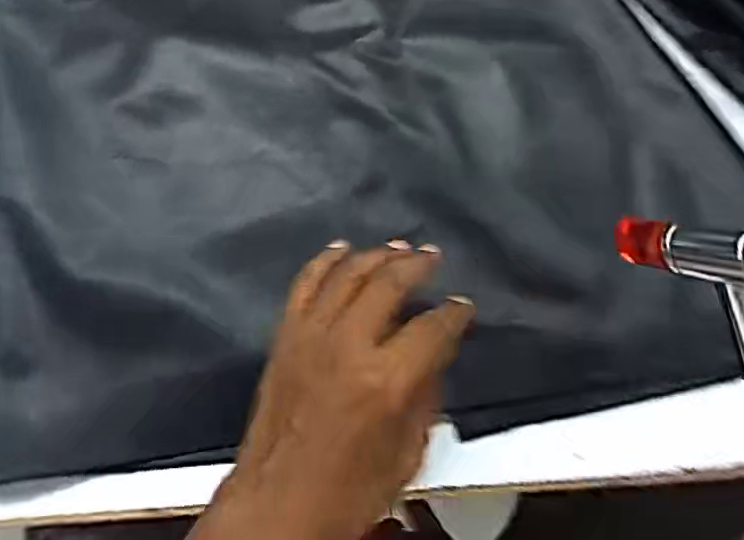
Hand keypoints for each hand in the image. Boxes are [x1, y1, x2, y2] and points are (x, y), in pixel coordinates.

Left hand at [190, 241, 475, 539]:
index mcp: (385, 380)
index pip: (430, 329)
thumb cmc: (350, 488)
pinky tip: (341, 248)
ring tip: (396, 247)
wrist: (281, 496)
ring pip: (346, 274)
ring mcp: (311, 331)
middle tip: (431, 256)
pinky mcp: (286, 330)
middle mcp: (347, 344)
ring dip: (374, 256)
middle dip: (415, 266)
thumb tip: (433, 353)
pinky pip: (306, 282)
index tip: (462, 304)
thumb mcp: (407, 453)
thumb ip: (424, 395)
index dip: (453, 313)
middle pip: (387, 285)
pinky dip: (324, 260)